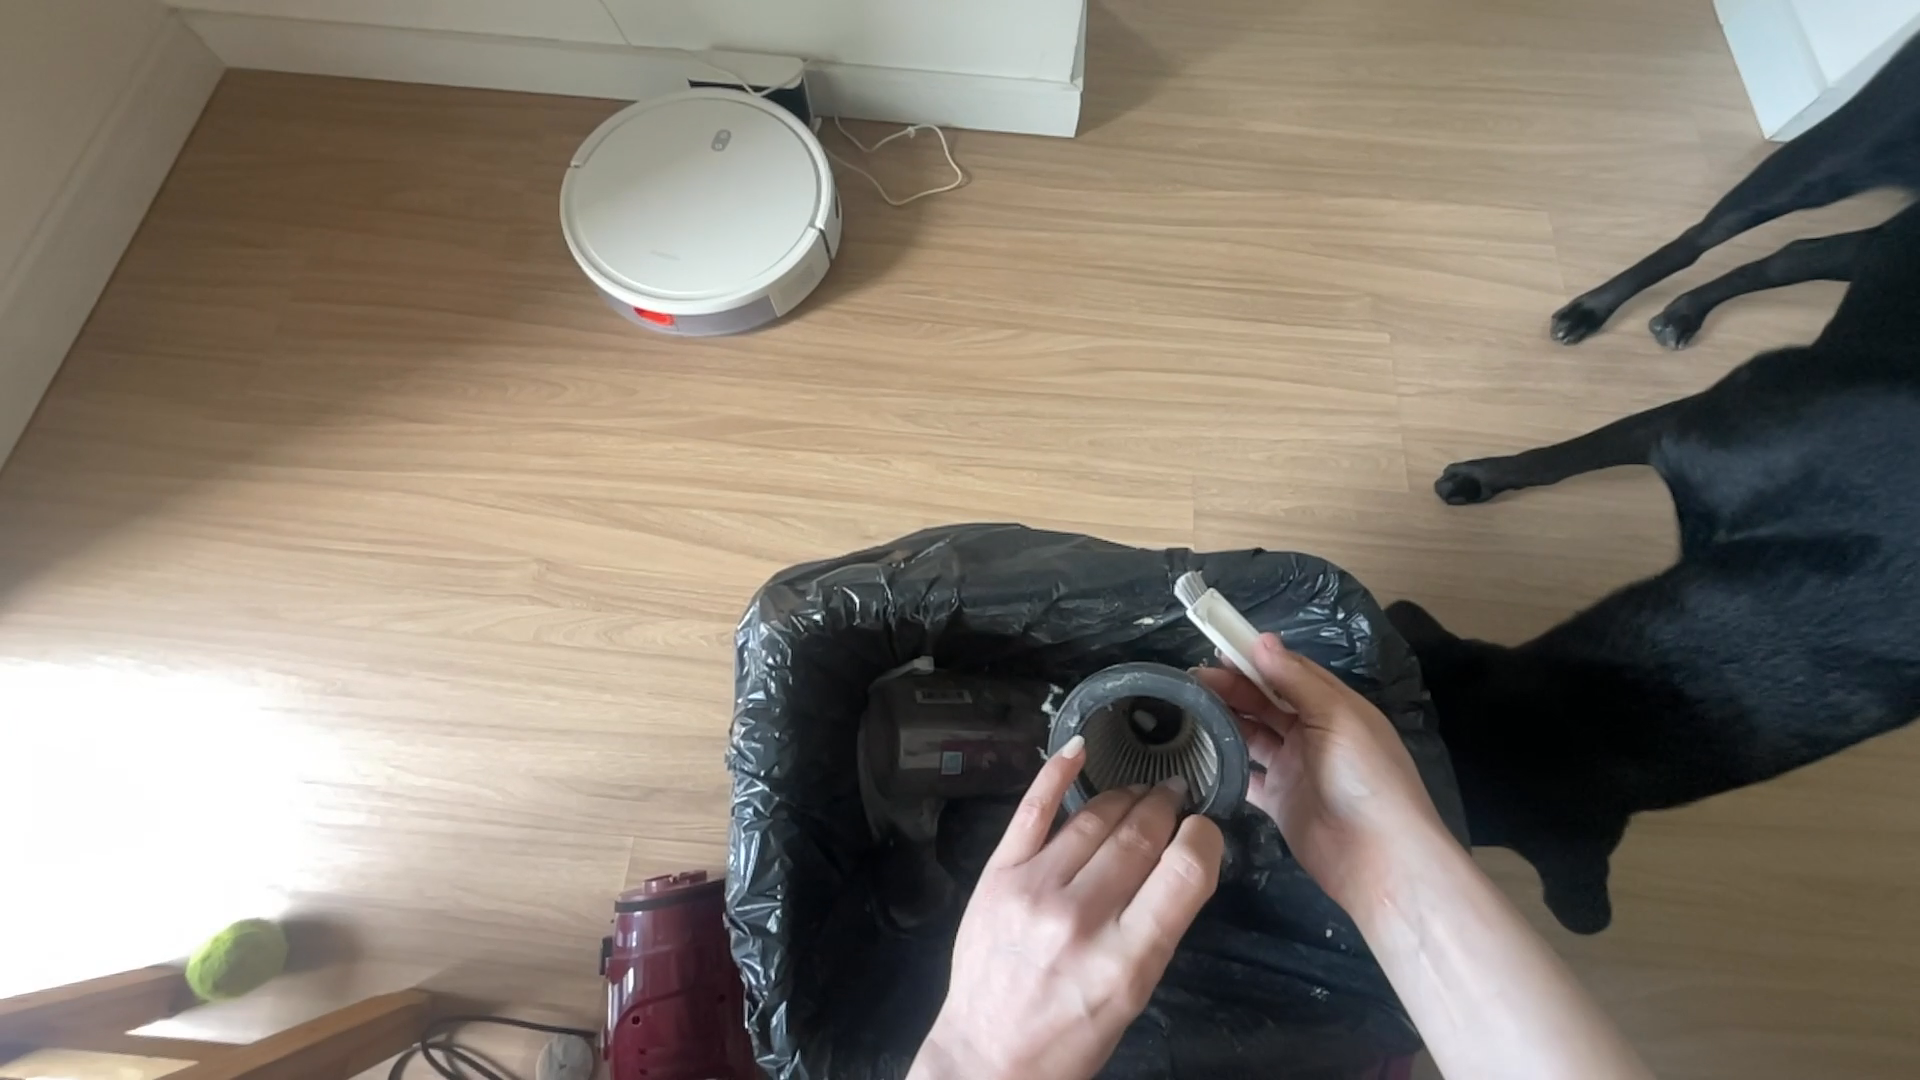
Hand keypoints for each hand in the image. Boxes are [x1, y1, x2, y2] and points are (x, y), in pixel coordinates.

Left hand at [907, 736, 1223, 1079]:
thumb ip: (1155, 928)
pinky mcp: (998, 872)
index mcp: (1125, 961)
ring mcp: (1033, 888)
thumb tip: (1179, 857)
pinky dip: (1057, 773)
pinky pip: (1033, 808)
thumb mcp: (1132, 997)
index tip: (1205, 827)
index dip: (1203, 838)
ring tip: (1142, 791)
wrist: (987, 1054)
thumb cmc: (1070, 1035)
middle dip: (1164, 808)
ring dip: (1126, 797)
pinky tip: (1079, 749)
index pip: (1182, 874)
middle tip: (1174, 796)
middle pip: (1137, 837)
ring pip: (1093, 819)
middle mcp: (1079, 917)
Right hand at [1195, 633, 1446, 908]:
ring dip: (1226, 717)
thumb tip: (1261, 639)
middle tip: (1196, 679)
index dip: (1256, 660)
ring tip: (1191, 705)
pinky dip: (1225, 761)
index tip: (1219, 651)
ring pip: (1253, 733)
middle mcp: (1313, 734)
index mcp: (1333, 708)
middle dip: (1233, 687)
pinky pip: (1246, 775)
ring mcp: (1294, 768)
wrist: (1379, 860)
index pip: (1290, 674)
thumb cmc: (1364, 777)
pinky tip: (1199, 748)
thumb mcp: (1336, 717)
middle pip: (1266, 702)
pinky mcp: (1279, 801)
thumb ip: (1296, 680)